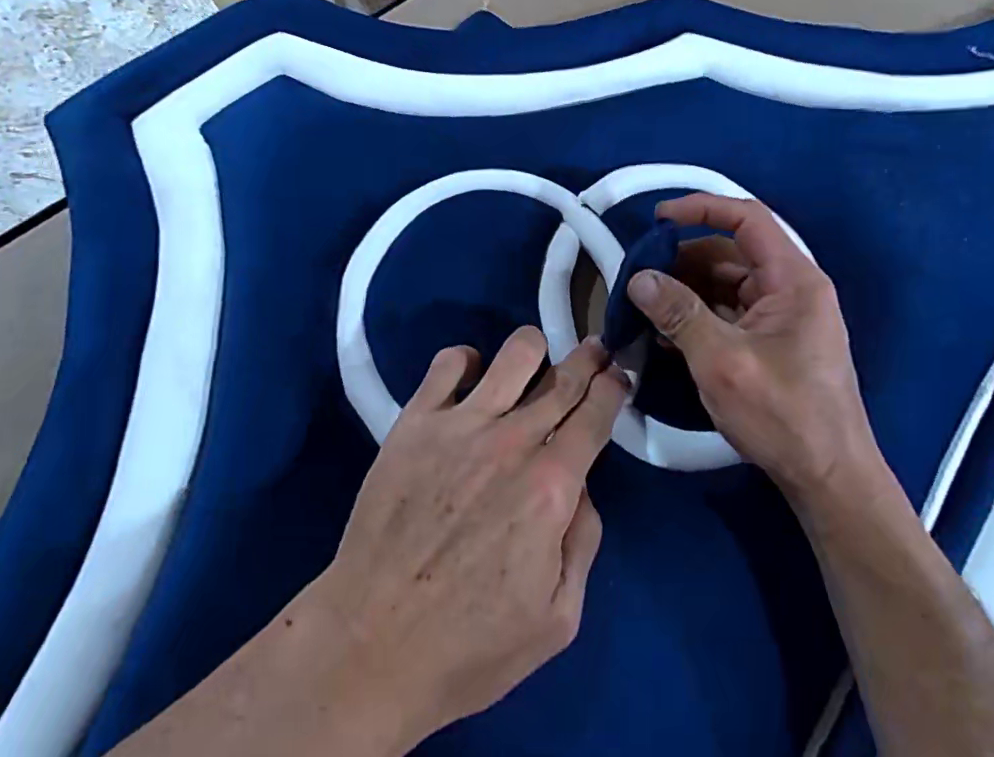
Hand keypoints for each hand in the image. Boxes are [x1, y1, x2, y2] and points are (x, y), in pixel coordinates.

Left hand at [305, 329, 628, 752]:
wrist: (372, 644)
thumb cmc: (470, 646)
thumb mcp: (558, 617)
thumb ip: (582, 540)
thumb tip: (580, 489)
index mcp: (552, 487)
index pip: (595, 415)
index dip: (614, 387)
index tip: (621, 373)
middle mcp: (511, 442)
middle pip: (563, 377)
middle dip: (588, 358)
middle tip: (596, 348)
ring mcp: (458, 426)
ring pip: (513, 354)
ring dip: (533, 349)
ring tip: (536, 359)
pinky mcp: (413, 423)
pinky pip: (448, 364)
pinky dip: (468, 360)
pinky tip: (472, 377)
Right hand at [626, 193, 883, 501]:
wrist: (828, 478)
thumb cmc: (783, 415)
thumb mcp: (722, 360)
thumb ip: (679, 313)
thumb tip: (639, 279)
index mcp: (793, 281)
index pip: (747, 219)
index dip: (701, 209)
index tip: (657, 219)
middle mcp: (790, 290)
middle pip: (730, 254)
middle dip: (682, 260)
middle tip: (638, 277)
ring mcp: (780, 318)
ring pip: (724, 286)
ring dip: (684, 292)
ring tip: (643, 308)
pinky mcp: (770, 344)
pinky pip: (727, 314)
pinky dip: (695, 318)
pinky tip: (663, 335)